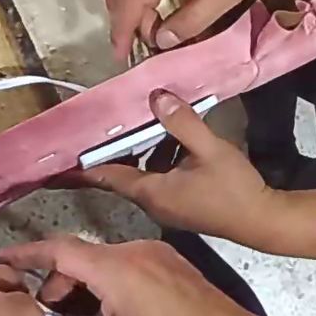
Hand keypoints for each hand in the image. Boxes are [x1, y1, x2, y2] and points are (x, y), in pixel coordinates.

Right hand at [0, 237, 286, 315]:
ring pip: (101, 265)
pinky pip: (125, 269)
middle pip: (78, 260)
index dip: (24, 256)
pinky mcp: (172, 265)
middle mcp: (135, 249)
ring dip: (82, 293)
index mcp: (117, 266)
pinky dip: (106, 290)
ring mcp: (157, 254)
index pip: (57, 249)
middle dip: (55, 291)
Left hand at [79, 90, 284, 245]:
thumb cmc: (233, 189)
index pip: (105, 177)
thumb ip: (183, 123)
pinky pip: (158, 176)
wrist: (262, 220)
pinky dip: (158, 157)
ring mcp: (168, 204)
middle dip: (109, 150)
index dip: (79, 168)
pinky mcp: (182, 202)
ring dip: (139, 150)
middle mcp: (152, 201)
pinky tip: (173, 137)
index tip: (53, 162)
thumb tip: (156, 96)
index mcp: (151, 191)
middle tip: (98, 124)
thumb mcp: (210, 150)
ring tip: (139, 120)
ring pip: (142, 173)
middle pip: (120, 173)